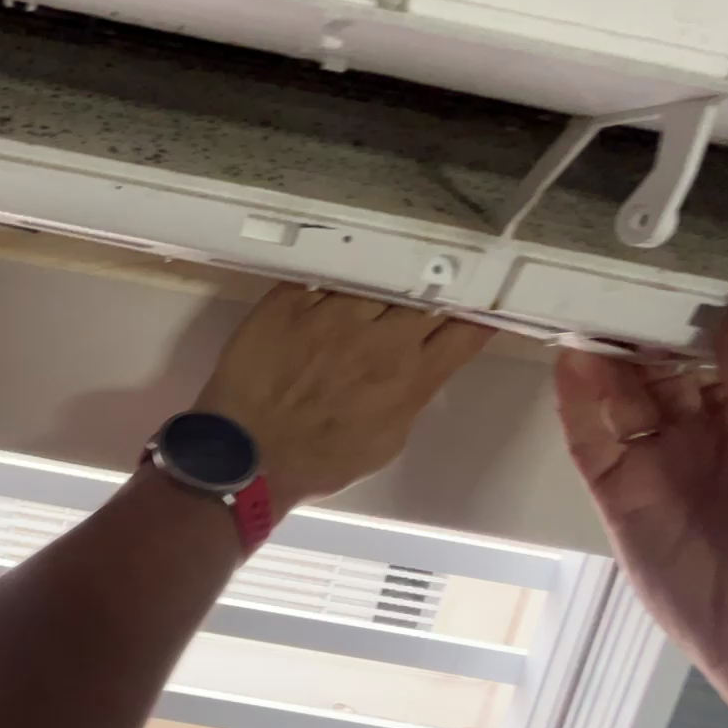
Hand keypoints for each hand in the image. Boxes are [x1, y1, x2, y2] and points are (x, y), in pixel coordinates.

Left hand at [195, 284, 493, 512]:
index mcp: (408, 378)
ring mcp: (330, 315)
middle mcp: (377, 340)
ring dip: (385, 278)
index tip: (480, 300)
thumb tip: (419, 366)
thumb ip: (409, 395)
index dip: (476, 313)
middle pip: (422, 297)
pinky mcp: (288, 302)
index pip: (462, 333)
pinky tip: (341, 267)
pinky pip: (324, 274)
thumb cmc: (318, 460)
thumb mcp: (385, 439)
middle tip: (434, 278)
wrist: (248, 453)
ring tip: (387, 270)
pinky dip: (337, 274)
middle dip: (431, 289)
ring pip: (375, 279)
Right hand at [555, 292, 727, 727]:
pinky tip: (572, 362)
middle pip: (661, 365)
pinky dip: (574, 397)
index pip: (725, 353)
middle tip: (610, 285)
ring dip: (599, 352)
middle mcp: (716, 438)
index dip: (697, 316)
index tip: (670, 279)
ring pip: (618, 393)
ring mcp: (664, 466)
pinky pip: (589, 437)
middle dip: (636, 326)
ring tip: (581, 311)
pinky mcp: (622, 495)